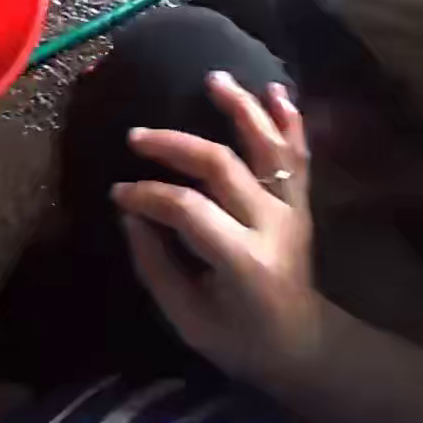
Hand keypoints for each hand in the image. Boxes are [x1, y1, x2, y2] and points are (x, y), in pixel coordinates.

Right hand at [113, 72, 322, 385]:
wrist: (303, 344)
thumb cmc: (238, 338)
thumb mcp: (185, 317)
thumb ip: (155, 264)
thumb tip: (130, 211)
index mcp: (243, 261)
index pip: (189, 210)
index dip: (149, 194)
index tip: (119, 191)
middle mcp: (273, 226)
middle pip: (222, 165)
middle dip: (175, 145)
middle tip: (137, 136)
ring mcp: (292, 209)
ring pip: (267, 147)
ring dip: (242, 108)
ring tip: (214, 78)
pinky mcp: (301, 202)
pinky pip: (298, 153)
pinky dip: (288, 120)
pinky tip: (274, 89)